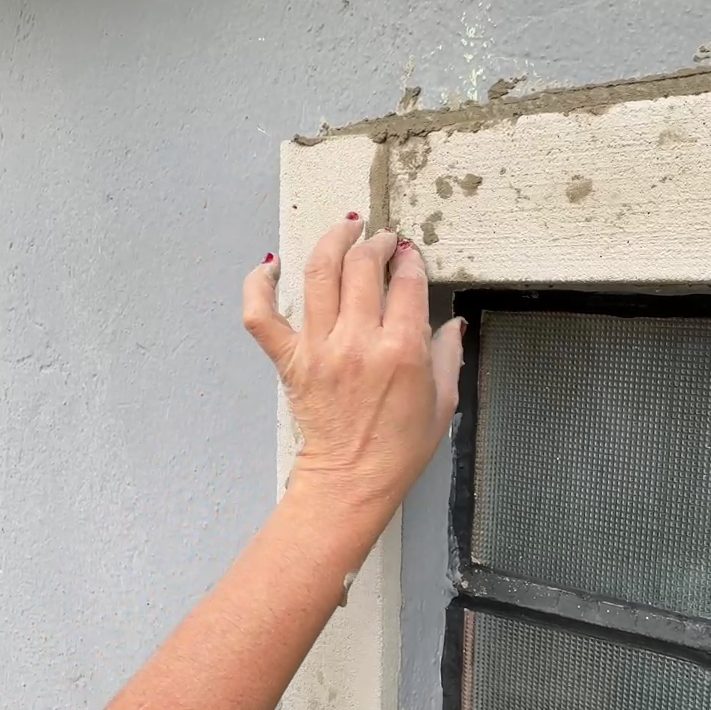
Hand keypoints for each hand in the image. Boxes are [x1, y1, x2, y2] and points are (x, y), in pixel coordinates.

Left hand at [243, 216, 464, 511]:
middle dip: (376, 244)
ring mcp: (320, 348)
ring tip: (345, 229)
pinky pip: (261, 315)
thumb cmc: (400, 447)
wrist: (352, 480)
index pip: (406, 282)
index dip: (410, 260)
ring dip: (333, 241)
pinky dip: (258, 285)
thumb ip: (449, 354)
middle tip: (382, 241)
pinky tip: (269, 266)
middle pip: (363, 267)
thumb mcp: (443, 401)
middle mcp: (359, 341)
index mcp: (403, 350)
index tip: (410, 255)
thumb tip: (452, 323)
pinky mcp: (291, 360)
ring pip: (319, 273)